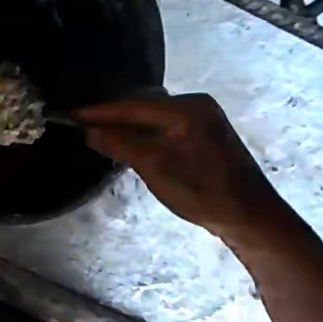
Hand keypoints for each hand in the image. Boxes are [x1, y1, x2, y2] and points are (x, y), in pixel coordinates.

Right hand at [75, 95, 292, 243]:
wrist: (250, 216)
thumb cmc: (202, 191)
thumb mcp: (155, 167)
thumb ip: (120, 144)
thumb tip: (89, 131)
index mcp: (187, 108)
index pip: (133, 106)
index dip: (100, 112)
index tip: (72, 114)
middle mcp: (197, 105)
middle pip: (143, 107)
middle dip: (112, 116)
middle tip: (81, 123)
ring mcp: (205, 119)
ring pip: (154, 117)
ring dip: (128, 125)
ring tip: (99, 131)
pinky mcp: (206, 135)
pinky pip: (166, 125)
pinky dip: (145, 132)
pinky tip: (131, 141)